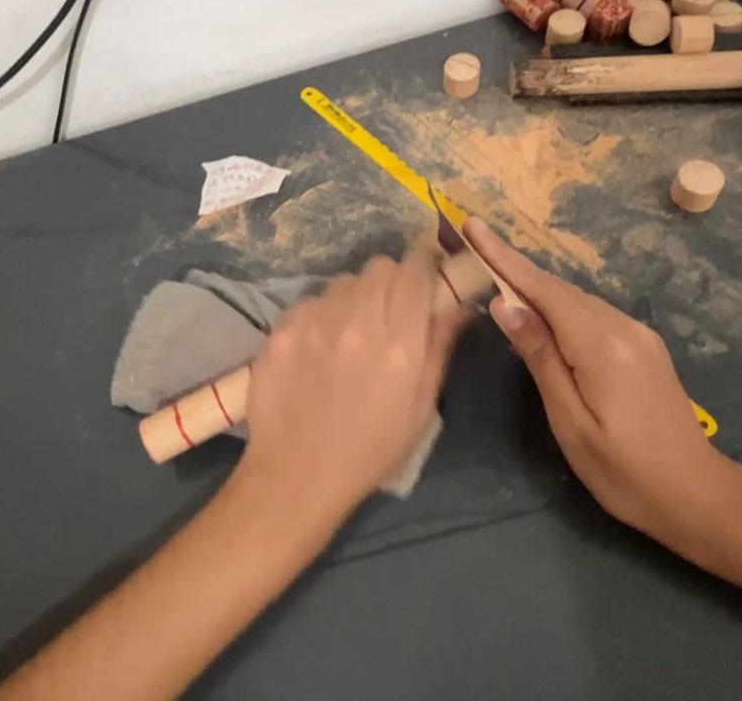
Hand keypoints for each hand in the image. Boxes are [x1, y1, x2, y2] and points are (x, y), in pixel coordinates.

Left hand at [238, 251, 471, 521]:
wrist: (297, 474)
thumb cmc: (371, 450)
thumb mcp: (421, 408)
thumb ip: (439, 347)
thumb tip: (459, 303)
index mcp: (399, 345)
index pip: (414, 272)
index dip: (421, 268)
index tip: (422, 278)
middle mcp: (358, 323)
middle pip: (378, 267)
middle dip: (389, 279)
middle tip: (387, 308)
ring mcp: (315, 323)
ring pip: (342, 282)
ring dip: (352, 297)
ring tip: (348, 331)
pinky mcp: (281, 329)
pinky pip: (309, 301)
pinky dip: (319, 314)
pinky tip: (317, 345)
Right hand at [466, 217, 733, 547]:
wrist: (699, 497)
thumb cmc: (624, 472)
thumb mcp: (570, 421)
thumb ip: (540, 357)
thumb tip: (505, 305)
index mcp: (601, 346)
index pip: (541, 289)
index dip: (503, 256)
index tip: (473, 225)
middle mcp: (622, 327)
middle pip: (557, 288)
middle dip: (513, 265)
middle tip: (473, 243)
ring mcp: (637, 334)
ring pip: (574, 299)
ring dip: (534, 285)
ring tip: (494, 271)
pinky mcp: (643, 346)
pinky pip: (590, 313)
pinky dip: (558, 305)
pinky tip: (538, 310)